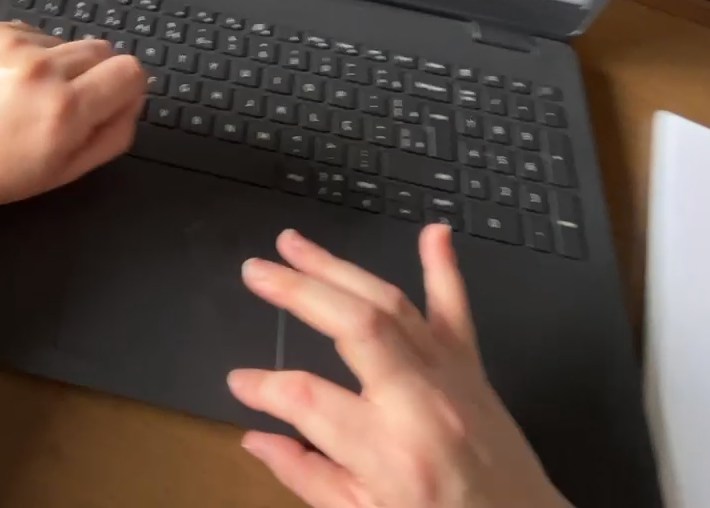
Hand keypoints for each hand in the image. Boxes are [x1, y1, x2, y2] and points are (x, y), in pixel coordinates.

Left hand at [0, 20, 145, 238]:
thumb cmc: (0, 174)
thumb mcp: (69, 171)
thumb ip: (116, 132)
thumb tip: (136, 96)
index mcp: (66, 109)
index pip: (131, 70)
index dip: (124, 88)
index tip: (107, 101)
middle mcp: (41, 69)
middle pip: (103, 49)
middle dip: (92, 76)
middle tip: (62, 104)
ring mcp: (11, 44)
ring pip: (67, 40)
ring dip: (59, 63)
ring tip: (26, 95)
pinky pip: (32, 32)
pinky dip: (27, 53)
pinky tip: (5, 81)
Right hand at [227, 227, 568, 507]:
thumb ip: (307, 479)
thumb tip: (253, 438)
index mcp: (392, 457)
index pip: (310, 402)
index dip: (265, 388)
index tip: (238, 383)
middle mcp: (422, 405)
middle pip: (357, 326)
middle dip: (299, 290)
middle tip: (255, 270)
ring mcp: (451, 377)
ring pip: (390, 304)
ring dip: (336, 267)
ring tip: (292, 244)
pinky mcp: (472, 366)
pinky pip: (456, 309)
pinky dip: (444, 267)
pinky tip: (434, 232)